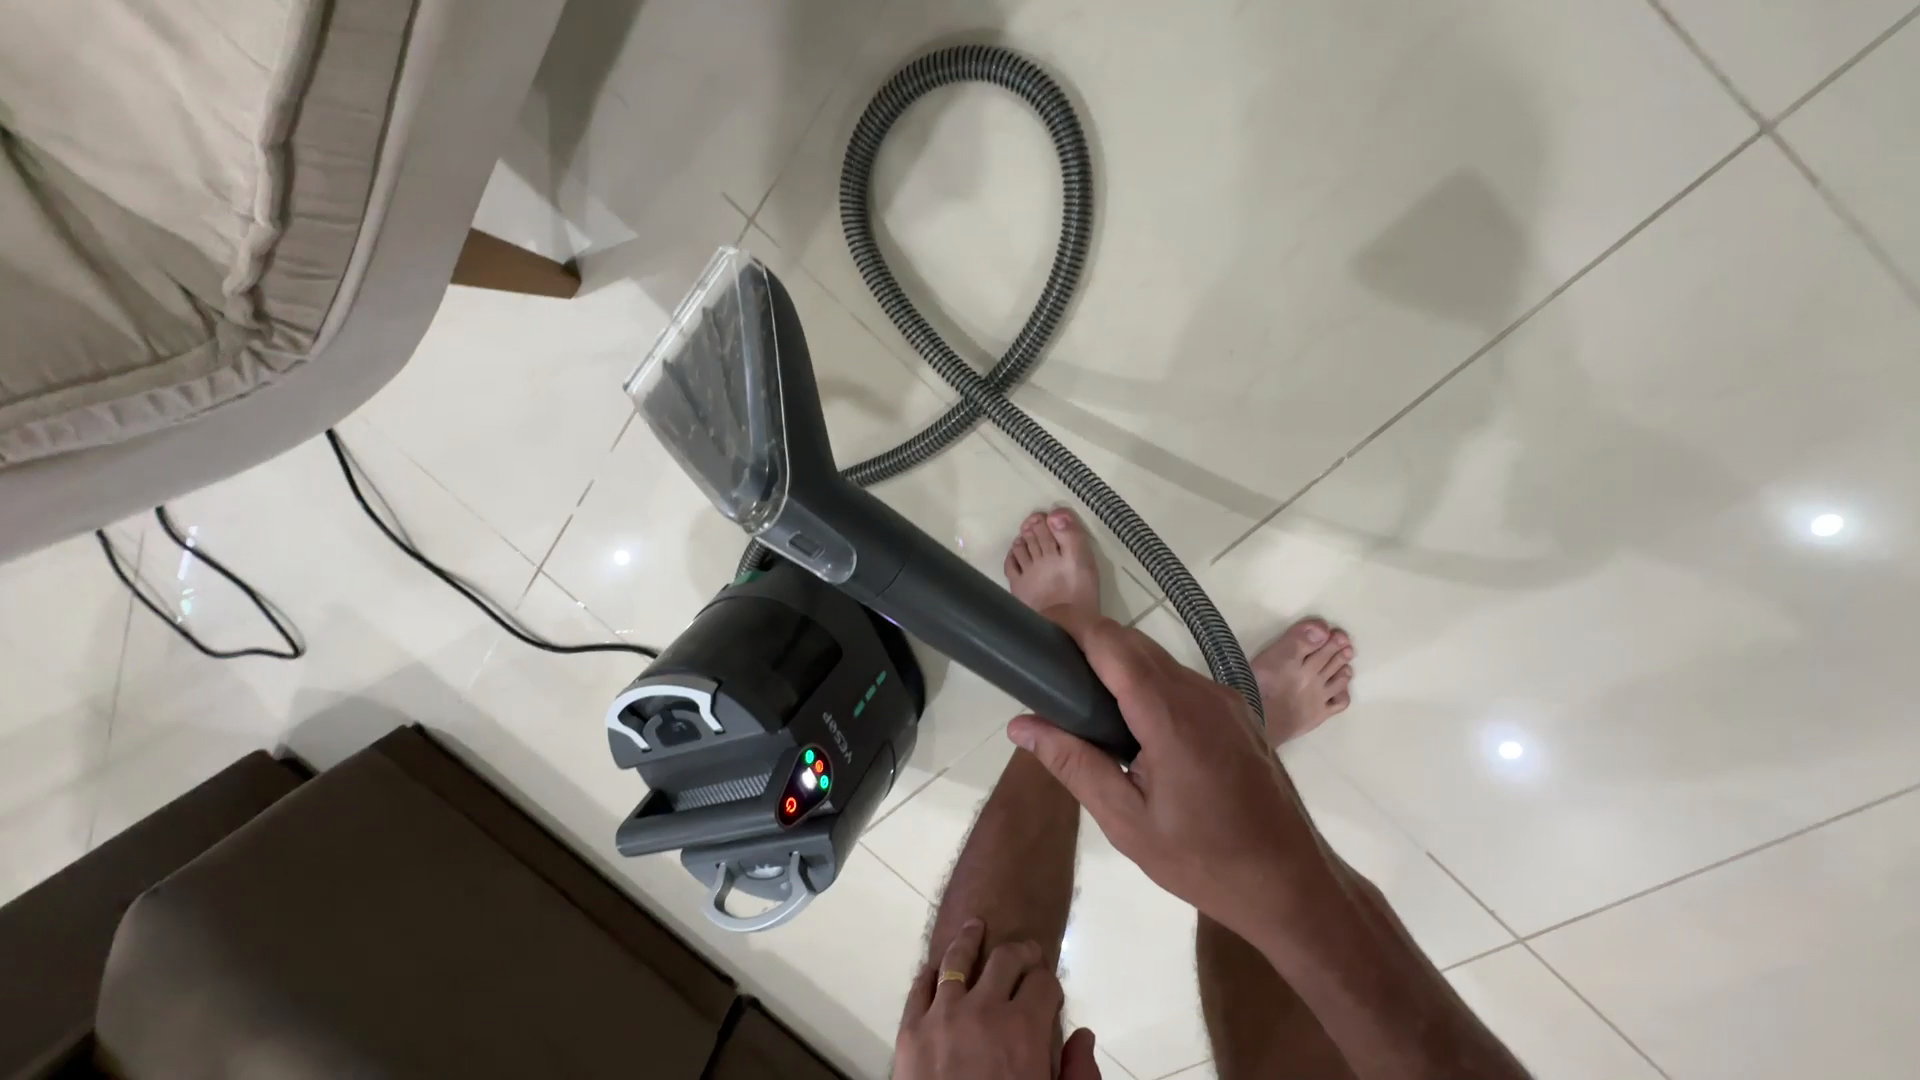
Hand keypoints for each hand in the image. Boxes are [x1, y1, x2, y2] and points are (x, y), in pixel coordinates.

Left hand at [895, 918, 1100, 1079]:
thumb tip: (1084, 1037)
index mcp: (1023, 1029)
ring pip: (957, 960)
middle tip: (1025, 952)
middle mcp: (984, 1009)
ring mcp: (942, 1016)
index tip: (1050, 989)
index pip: (1043, 983)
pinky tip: (935, 969)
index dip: (1050, 984)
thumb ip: (1078, 1076)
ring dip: (970, 941)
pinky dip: (929, 974)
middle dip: (1020, 953)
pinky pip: (919, 989)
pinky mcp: (909, 1031)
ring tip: (975, 928)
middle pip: (1004, 959)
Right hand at [1008, 608, 1335, 939]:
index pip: (1113, 644)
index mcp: (1170, 716)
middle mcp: (1200, 693)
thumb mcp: (1126, 822)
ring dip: (1117, 664)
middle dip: (1087, 641)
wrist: (1292, 883)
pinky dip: (1145, 683)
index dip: (1073, 623)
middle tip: (1045, 670)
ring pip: (1158, 659)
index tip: (1035, 627)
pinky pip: (1179, 680)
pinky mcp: (1235, 711)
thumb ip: (1073, 765)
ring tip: (1079, 697)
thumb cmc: (1203, 860)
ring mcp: (1223, 699)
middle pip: (1133, 643)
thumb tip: (1021, 725)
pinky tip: (1128, 721)